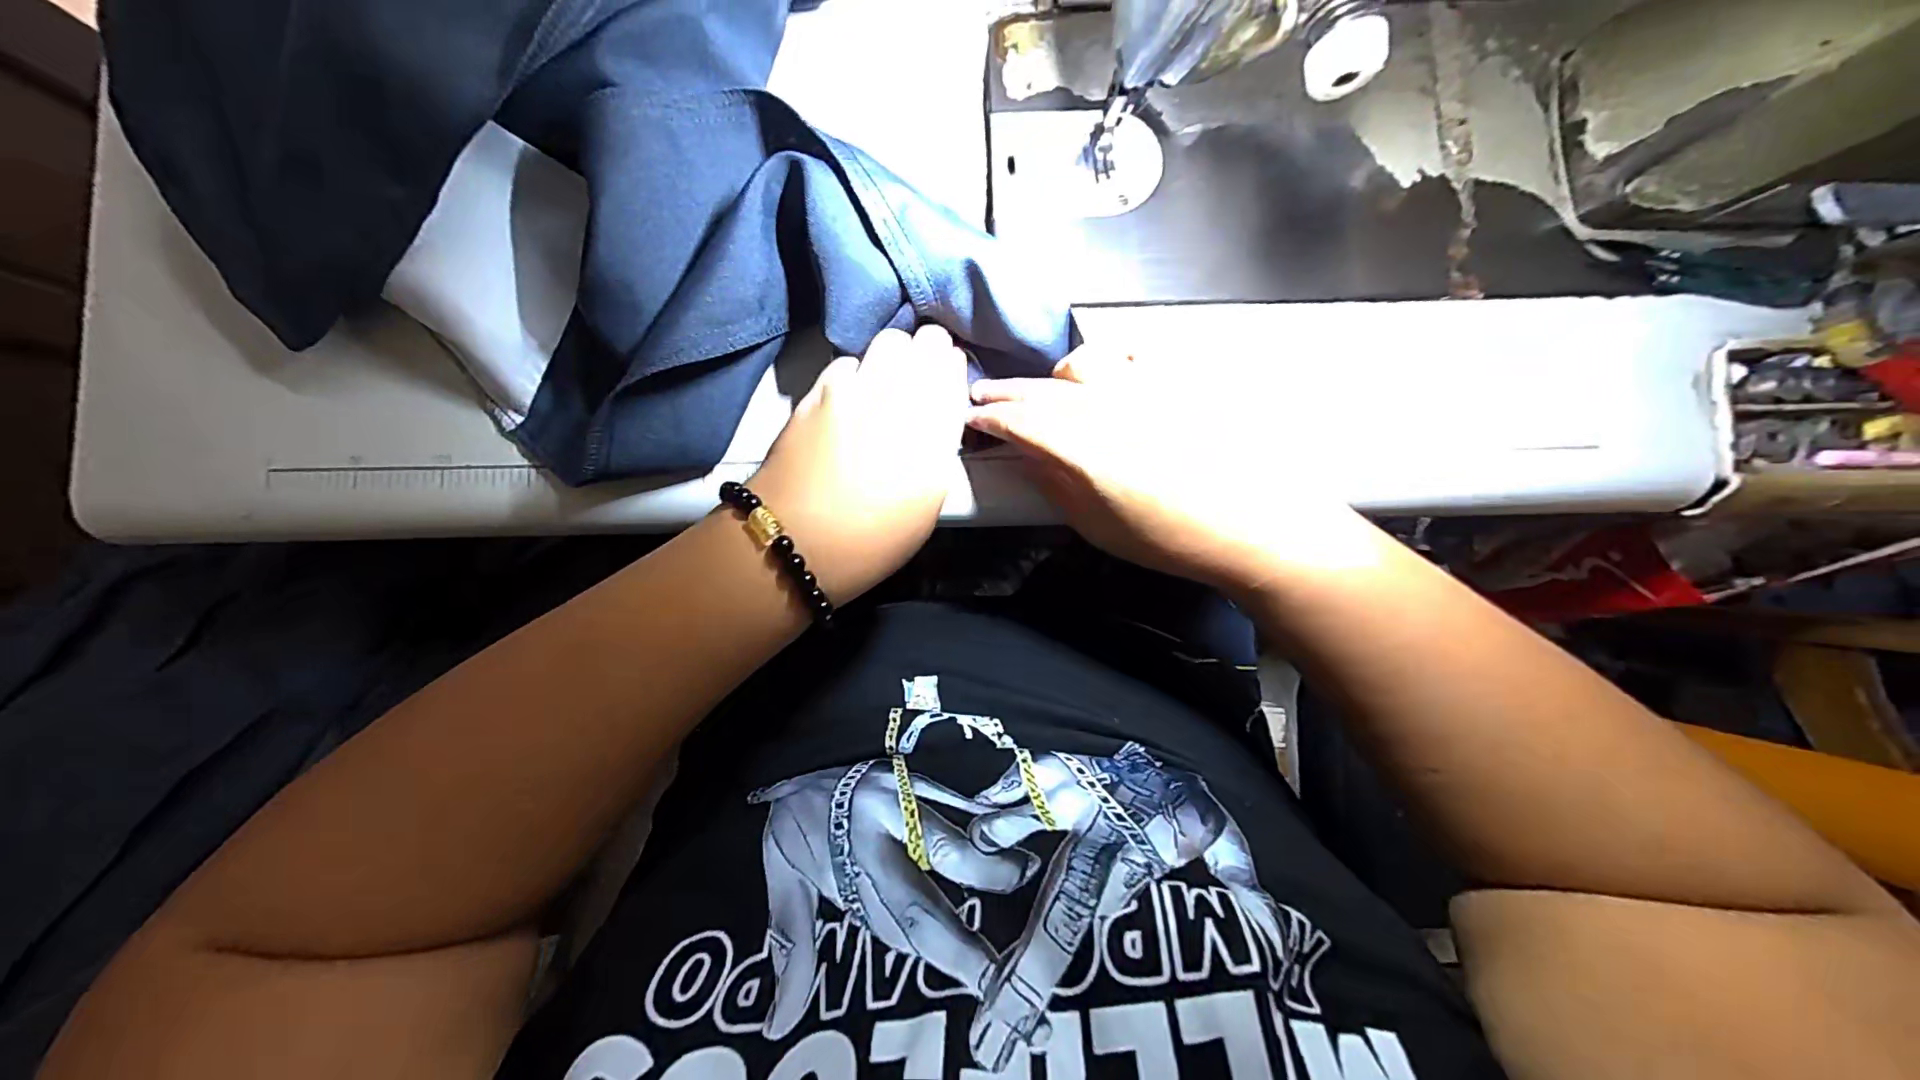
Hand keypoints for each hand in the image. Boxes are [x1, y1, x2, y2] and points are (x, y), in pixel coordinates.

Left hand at [747, 325, 969, 603]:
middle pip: (922, 344)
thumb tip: (937, 419)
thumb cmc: (872, 539)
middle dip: (926, 351)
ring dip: (893, 356)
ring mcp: (855, 389)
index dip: (951, 366)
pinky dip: (856, 373)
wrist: (796, 539)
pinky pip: (847, 364)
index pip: (951, 369)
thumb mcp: (927, 502)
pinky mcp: (817, 392)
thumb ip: (937, 450)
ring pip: (886, 344)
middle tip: (922, 371)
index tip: (948, 371)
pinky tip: (851, 397)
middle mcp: (899, 397)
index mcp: (934, 429)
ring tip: (887, 381)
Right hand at [967, 344, 1377, 596]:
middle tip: (984, 396)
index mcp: (1086, 449)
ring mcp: (1149, 387)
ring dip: (1057, 378)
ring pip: (1084, 363)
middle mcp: (1111, 407)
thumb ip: (1056, 485)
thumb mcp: (1099, 527)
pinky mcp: (1182, 380)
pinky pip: (1134, 352)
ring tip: (1054, 393)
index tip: (972, 419)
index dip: (989, 418)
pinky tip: (1111, 375)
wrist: (1257, 526)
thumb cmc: (1174, 539)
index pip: (1020, 421)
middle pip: (1042, 389)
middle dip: (1007, 392)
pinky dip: (1111, 360)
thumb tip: (1027, 457)